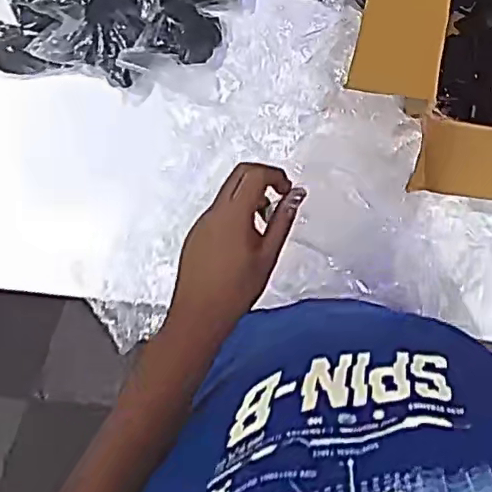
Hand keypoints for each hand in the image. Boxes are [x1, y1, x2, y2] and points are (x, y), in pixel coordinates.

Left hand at [167, 163, 303, 333]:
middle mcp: (213, 214)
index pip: (255, 174)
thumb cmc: (234, 291)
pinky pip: (220, 210)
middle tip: (280, 194)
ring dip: (251, 196)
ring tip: (265, 224)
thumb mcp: (269, 253)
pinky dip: (237, 211)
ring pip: (229, 192)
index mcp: (233, 215)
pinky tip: (247, 238)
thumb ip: (283, 218)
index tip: (288, 190)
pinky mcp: (196, 234)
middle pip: (240, 174)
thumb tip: (296, 195)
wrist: (197, 317)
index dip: (277, 176)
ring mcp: (202, 223)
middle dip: (264, 178)